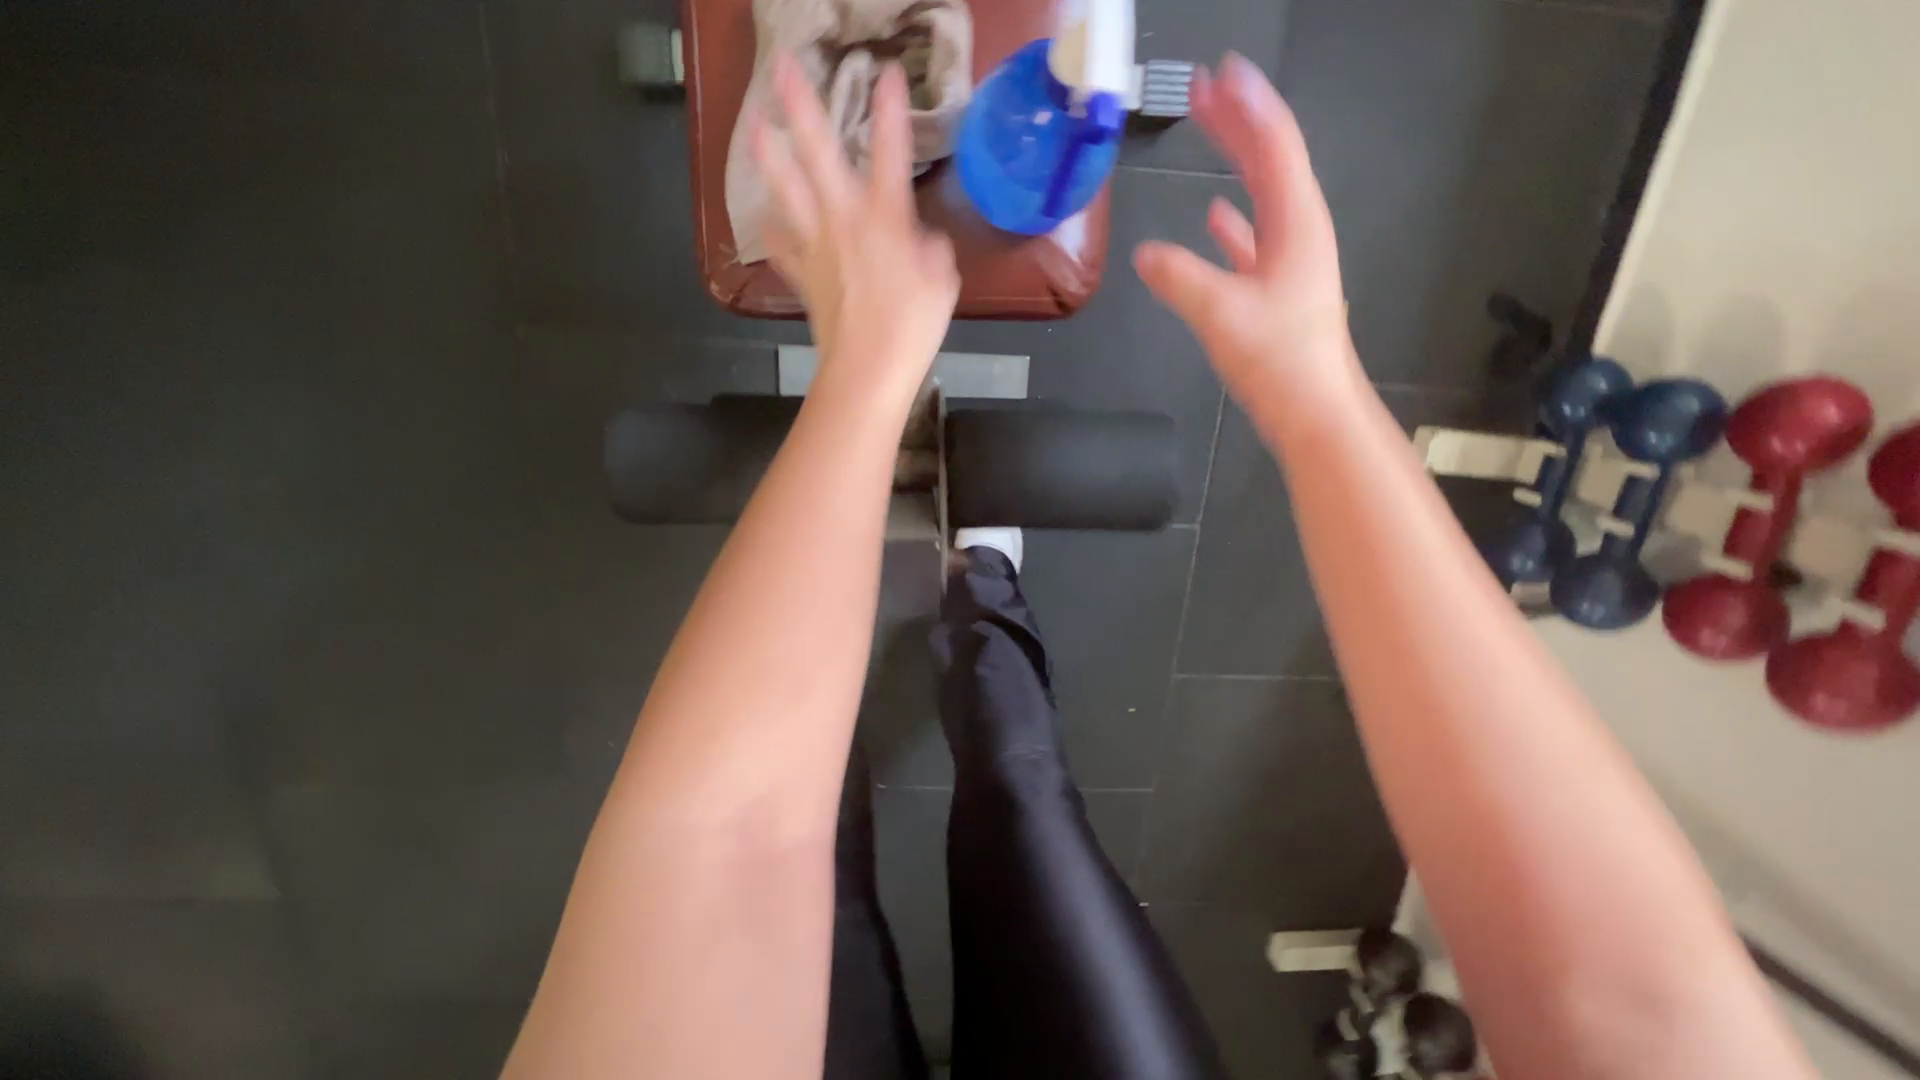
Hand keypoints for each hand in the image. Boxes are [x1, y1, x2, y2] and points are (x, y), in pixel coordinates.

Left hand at [752, 53, 959, 405]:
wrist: (868, 367)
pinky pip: (778, 242)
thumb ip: (931, 249)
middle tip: (783, 68)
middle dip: (800, 105)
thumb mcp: (943, 281)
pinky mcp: (799, 272)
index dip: (889, 109)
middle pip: (817, 151)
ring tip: (753, 123)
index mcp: (885, 216)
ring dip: (766, 153)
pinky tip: (766, 213)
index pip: (891, 151)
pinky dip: (771, 226)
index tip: (886, 73)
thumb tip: (920, 239)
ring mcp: (815, 243)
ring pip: (783, 188)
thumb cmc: (913, 326)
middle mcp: (844, 218)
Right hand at [1133, 54, 1357, 410]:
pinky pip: (1253, 237)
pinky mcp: (1278, 288)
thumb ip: (1179, 278)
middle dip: (1237, 121)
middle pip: (1268, 160)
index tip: (1221, 71)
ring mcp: (1290, 260)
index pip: (1274, 144)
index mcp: (1295, 222)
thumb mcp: (1219, 312)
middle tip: (1203, 89)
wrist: (1312, 410)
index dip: (1247, 104)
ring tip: (1208, 131)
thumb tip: (1145, 254)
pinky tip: (1214, 215)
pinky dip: (1234, 220)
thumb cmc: (1276, 358)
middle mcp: (1298, 230)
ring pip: (1261, 194)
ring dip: (1234, 160)